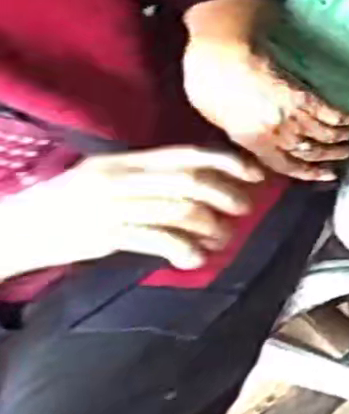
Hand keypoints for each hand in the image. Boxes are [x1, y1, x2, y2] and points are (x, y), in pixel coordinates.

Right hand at [0, 147, 264, 274]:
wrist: (3, 233)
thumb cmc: (69, 205)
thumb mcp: (110, 178)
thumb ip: (157, 174)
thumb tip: (220, 180)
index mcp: (125, 161)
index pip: (190, 154)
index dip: (232, 163)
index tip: (258, 176)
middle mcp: (118, 179)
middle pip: (194, 183)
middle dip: (229, 196)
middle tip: (244, 209)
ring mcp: (109, 207)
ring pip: (183, 212)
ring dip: (213, 228)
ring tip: (222, 239)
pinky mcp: (102, 235)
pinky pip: (159, 240)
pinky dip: (185, 249)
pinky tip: (194, 258)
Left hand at [182, 41, 348, 180]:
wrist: (222, 56)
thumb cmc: (209, 85)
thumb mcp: (218, 118)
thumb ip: (244, 132)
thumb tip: (265, 142)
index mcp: (250, 140)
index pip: (286, 165)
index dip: (310, 173)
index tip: (329, 174)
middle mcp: (276, 133)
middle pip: (313, 152)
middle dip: (336, 155)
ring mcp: (294, 115)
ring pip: (329, 136)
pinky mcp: (308, 99)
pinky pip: (337, 115)